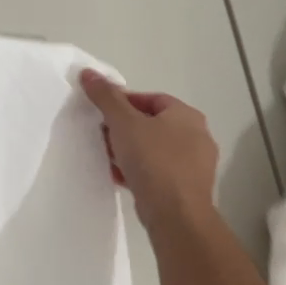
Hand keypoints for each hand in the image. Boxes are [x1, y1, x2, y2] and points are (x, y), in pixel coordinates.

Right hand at [80, 69, 218, 231]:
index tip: (103, 116)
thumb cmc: (152, 159)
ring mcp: (195, 163)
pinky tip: (122, 176)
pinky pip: (158, 169)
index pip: (149, 98)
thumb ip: (105, 97)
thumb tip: (88, 73)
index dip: (122, 103)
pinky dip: (139, 169)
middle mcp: (197, 135)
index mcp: (186, 115)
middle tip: (103, 137)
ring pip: (153, 147)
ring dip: (128, 150)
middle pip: (150, 123)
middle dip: (123, 129)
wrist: (175, 212)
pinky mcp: (188, 185)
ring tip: (110, 158)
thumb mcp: (122, 122)